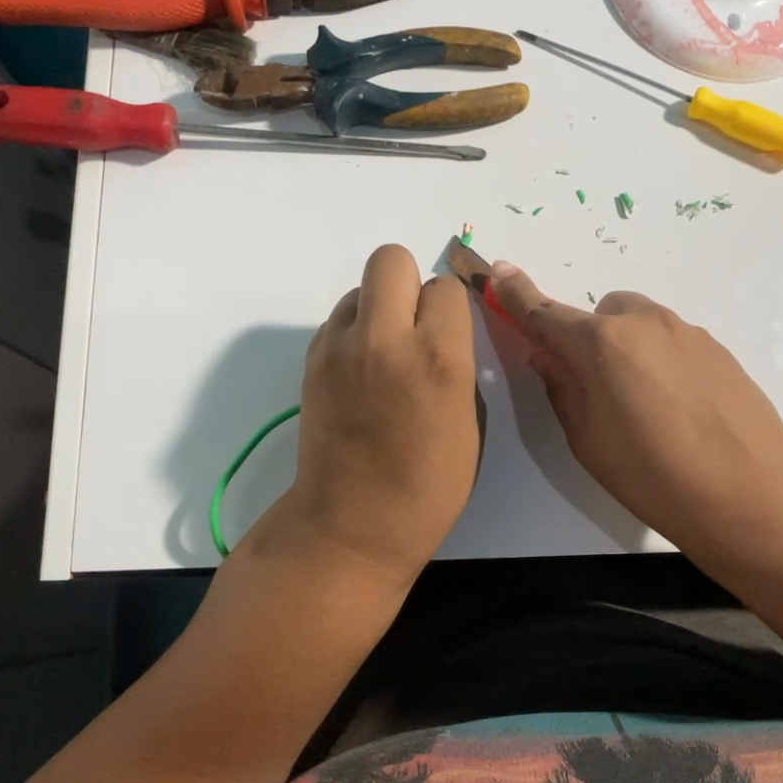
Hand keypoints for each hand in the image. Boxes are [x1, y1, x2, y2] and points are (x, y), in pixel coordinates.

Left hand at [267, 244, 480, 575]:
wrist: (352, 524)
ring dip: (379, 309)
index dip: (451, 311)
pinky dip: (354, 334)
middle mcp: (385, 339)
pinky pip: (339, 321)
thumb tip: (441, 337)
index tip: (449, 338)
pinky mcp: (312, 361)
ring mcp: (340, 348)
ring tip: (385, 355)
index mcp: (438, 359)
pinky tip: (361, 375)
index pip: (446, 288)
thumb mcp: (469, 424)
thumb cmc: (428, 488)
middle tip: (415, 327)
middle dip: (409, 284)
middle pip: (390, 259)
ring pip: (361, 289)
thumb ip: (459, 366)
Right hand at [490, 261, 782, 554]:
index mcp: (602, 344)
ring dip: (629, 350)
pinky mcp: (719, 349)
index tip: (500, 270)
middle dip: (590, 339)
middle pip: (602, 314)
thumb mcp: (588, 442)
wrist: (749, 495)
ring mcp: (688, 332)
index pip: (546, 313)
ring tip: (646, 409)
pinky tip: (680, 411)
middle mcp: (645, 324)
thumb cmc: (653, 476)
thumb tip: (549, 356)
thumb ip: (563, 389)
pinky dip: (663, 363)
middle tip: (597, 390)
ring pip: (641, 325)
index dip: (518, 294)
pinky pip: (674, 343)